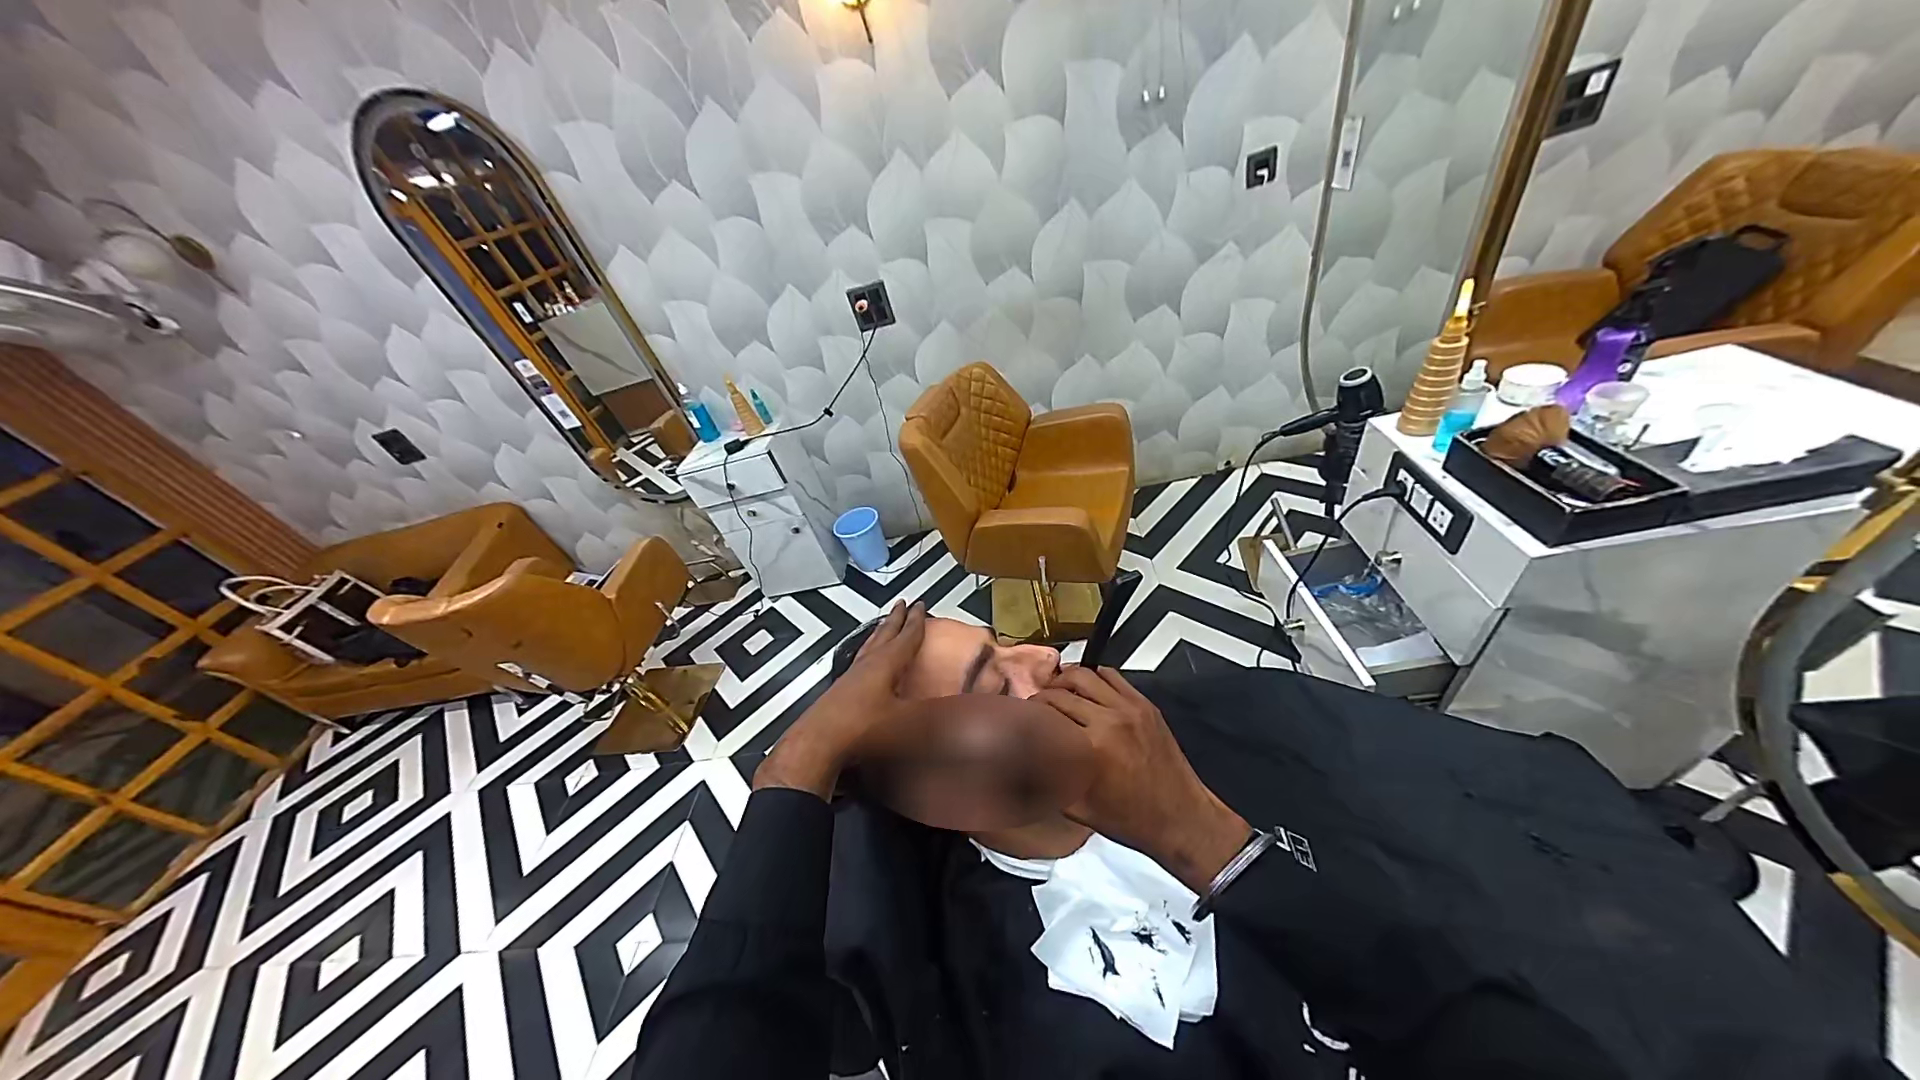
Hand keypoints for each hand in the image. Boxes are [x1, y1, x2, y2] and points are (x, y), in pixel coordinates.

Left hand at [755, 601, 927, 797]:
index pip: (905, 636)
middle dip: (895, 619)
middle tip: (900, 605)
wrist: (817, 745)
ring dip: (879, 634)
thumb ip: (938, 717)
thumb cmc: (862, 730)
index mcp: (884, 665)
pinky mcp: (839, 694)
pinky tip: (866, 665)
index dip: (915, 621)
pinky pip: (858, 664)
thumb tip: (965, 714)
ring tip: (884, 627)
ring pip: (868, 647)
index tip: (919, 605)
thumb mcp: (909, 723)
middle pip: (883, 635)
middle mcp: (865, 666)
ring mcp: (849, 679)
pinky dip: (868, 654)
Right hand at [1034, 667, 1250, 893]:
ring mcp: (1130, 708)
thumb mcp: (1077, 805)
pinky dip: (1093, 676)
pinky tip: (1085, 687)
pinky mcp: (1145, 705)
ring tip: (1057, 690)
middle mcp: (1111, 719)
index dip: (1028, 711)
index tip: (1021, 716)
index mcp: (1091, 745)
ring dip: (1065, 680)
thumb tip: (1025, 758)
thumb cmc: (1131, 818)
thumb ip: (1048, 776)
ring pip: (1085, 675)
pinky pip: (1112, 675)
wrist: (1180, 817)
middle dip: (1043, 696)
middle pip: (1061, 691)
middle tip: (1035, 706)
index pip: (1047, 710)